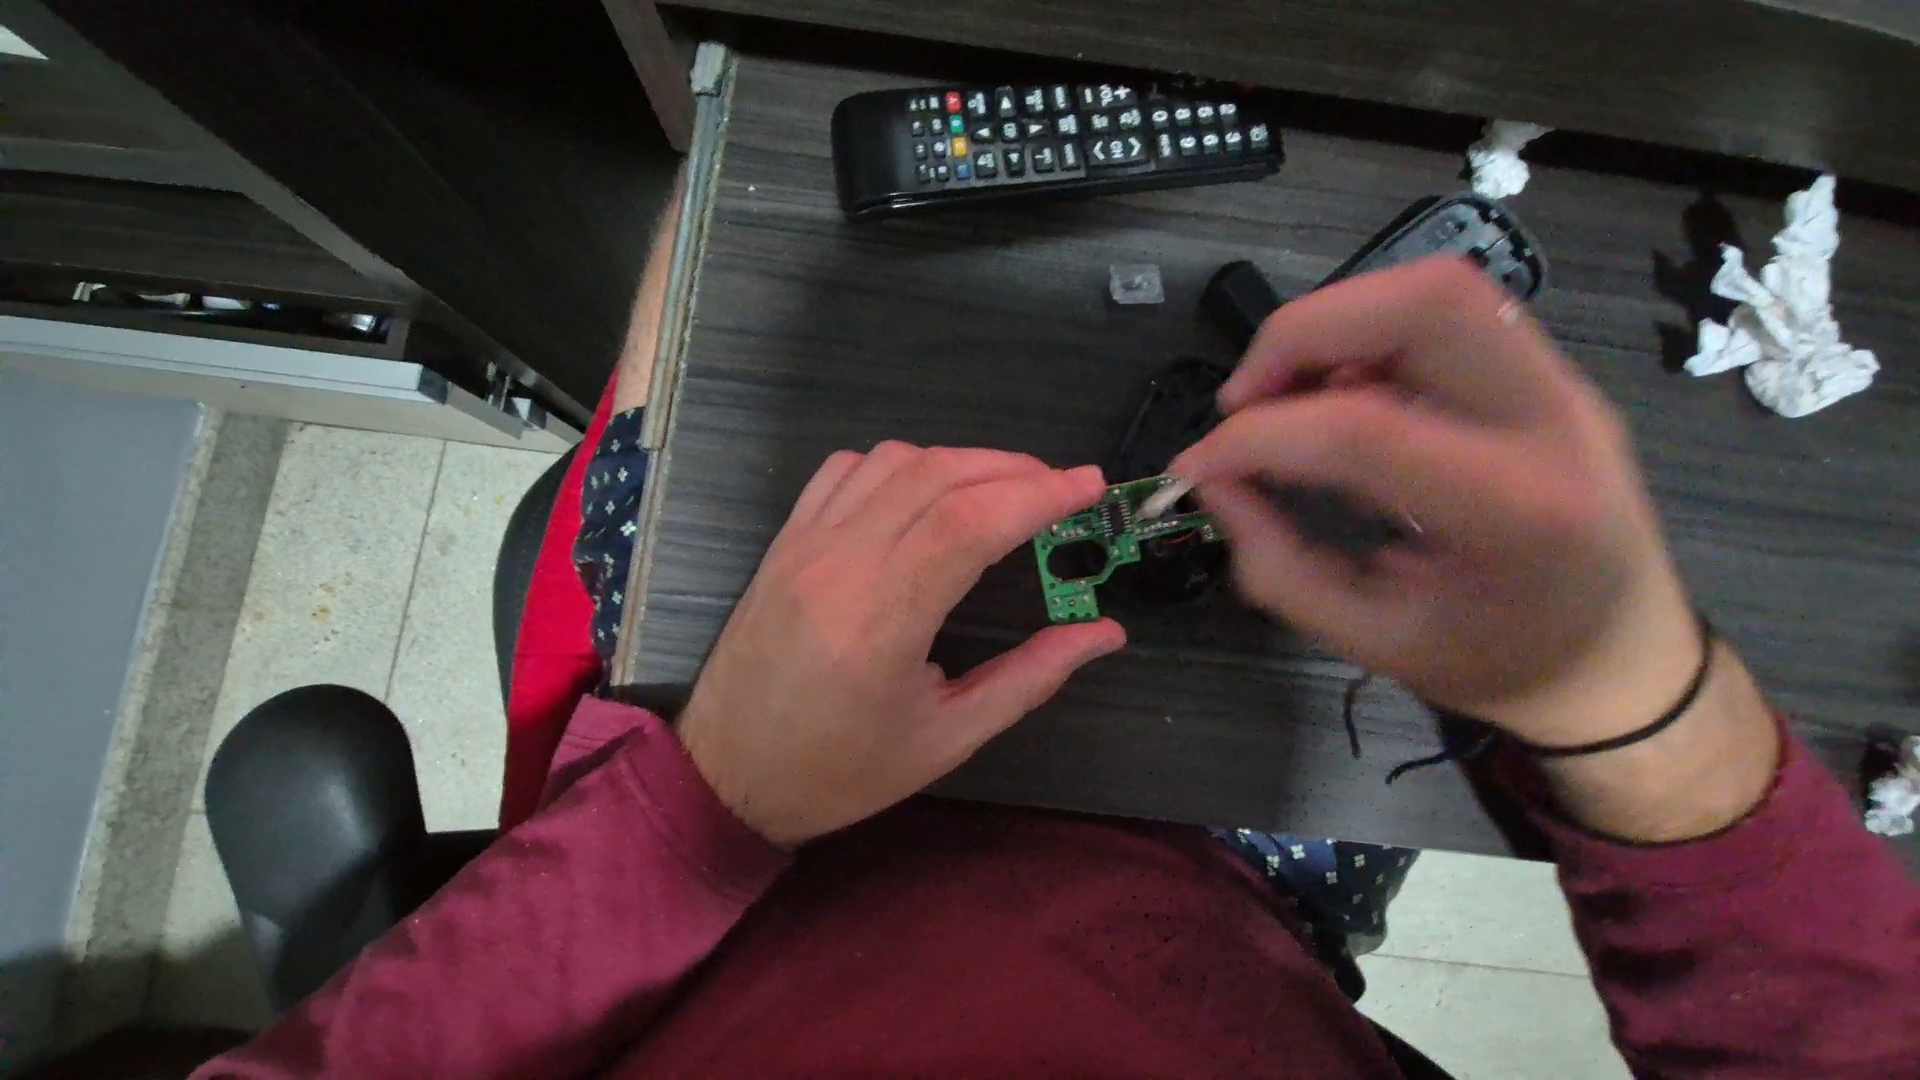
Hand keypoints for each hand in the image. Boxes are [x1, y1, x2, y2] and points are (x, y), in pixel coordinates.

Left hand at [676, 443, 1125, 848]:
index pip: (971, 522)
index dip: (1041, 493)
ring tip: (1004, 490)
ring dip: (961, 461)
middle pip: (939, 475)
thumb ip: (1030, 677)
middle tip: (1061, 489)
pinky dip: (900, 465)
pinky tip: (925, 493)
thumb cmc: (841, 771)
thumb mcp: (947, 739)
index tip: (1091, 485)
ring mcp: (804, 543)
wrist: (727, 775)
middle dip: (1014, 469)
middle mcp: (839, 564)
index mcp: (882, 621)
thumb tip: (1105, 633)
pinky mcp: (784, 540)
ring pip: (893, 461)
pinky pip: (845, 470)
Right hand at [1170, 257, 1702, 747]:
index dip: (1255, 438)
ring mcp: (1559, 386)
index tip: (1197, 467)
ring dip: (1329, 326)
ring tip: (1279, 396)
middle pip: (1425, 304)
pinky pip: (1440, 317)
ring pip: (1434, 291)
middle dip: (1299, 333)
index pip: (1363, 430)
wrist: (1617, 657)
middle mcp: (1554, 423)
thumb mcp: (1369, 639)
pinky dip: (1359, 336)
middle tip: (1241, 399)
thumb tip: (1214, 483)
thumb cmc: (1493, 660)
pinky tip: (1327, 393)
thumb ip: (1278, 565)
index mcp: (1517, 512)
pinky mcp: (1541, 374)